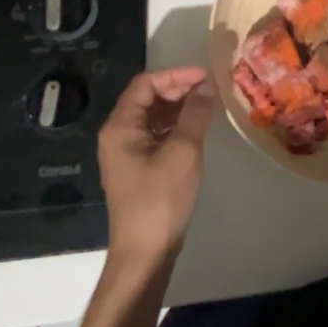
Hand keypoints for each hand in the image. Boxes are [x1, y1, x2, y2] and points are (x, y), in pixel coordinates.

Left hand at [96, 67, 217, 265]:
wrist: (145, 251)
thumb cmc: (160, 198)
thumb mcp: (183, 152)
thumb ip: (194, 114)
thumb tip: (206, 86)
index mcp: (120, 127)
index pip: (144, 84)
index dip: (175, 75)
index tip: (205, 77)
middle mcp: (118, 135)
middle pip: (146, 98)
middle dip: (178, 89)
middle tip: (210, 90)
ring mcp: (126, 153)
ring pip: (152, 117)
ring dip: (179, 107)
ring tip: (208, 106)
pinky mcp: (138, 168)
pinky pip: (156, 135)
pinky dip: (176, 126)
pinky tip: (197, 129)